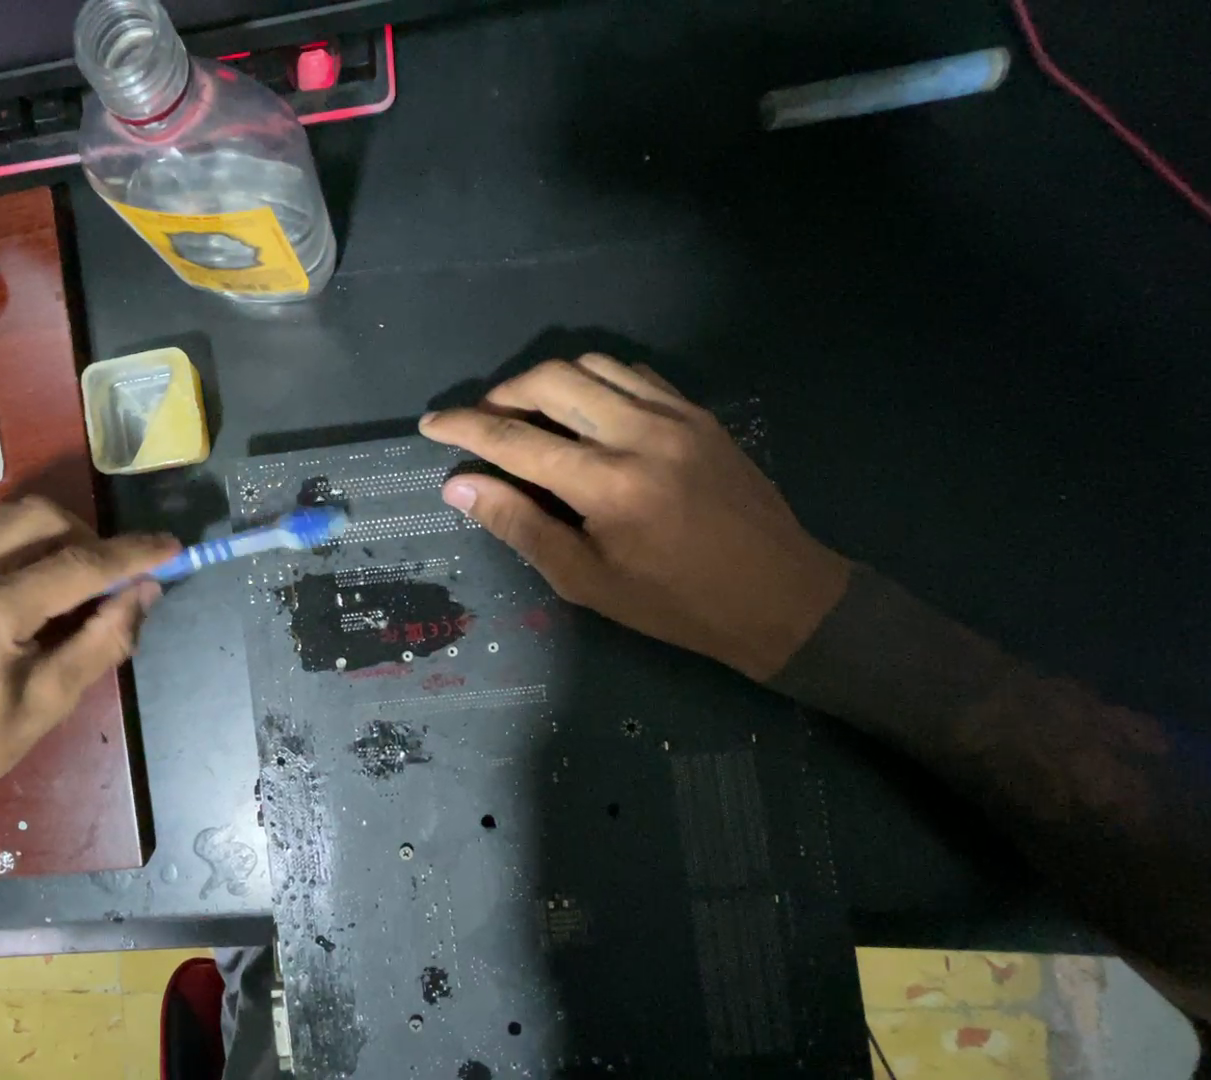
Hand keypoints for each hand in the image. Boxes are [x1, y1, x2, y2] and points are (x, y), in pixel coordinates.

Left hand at [0, 498, 177, 888]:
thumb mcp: (49, 703)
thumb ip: (104, 640)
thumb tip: (147, 590)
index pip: (77, 565)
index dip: (132, 554)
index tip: (172, 547)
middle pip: (39, 516)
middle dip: (88, 535)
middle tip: (111, 576)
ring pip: (5, 517)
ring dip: (52, 535)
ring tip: (73, 581)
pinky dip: (15, 546)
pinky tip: (26, 586)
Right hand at [418, 354, 849, 680]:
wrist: (779, 596)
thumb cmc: (672, 601)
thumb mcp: (584, 579)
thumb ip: (519, 525)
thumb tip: (459, 487)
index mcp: (605, 484)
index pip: (514, 440)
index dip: (463, 428)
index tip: (431, 423)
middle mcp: (638, 434)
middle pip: (550, 381)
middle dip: (502, 394)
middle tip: (482, 422)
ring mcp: (674, 416)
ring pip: (591, 365)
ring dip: (546, 381)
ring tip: (528, 413)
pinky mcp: (697, 413)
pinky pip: (632, 373)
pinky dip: (593, 379)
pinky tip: (584, 409)